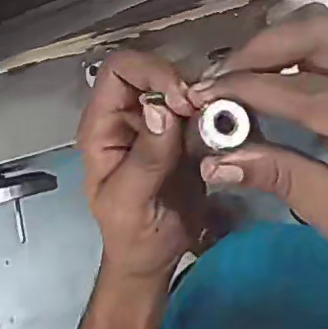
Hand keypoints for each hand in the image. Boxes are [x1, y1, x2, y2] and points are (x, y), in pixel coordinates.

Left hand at [76, 51, 204, 283]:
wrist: (153, 258)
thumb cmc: (130, 233)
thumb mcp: (131, 201)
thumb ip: (146, 157)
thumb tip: (160, 108)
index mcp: (102, 124)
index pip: (118, 70)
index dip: (149, 72)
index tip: (181, 98)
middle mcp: (126, 114)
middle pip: (150, 70)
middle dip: (180, 83)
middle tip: (205, 110)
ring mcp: (155, 121)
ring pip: (177, 84)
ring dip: (201, 96)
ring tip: (219, 121)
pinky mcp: (181, 132)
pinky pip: (198, 107)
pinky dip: (213, 110)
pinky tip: (225, 129)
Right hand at [187, 7, 327, 310]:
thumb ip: (282, 177)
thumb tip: (216, 160)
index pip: (311, 93)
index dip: (250, 90)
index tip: (204, 97)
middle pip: (317, 33)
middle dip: (259, 52)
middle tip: (218, 84)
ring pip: (321, 29)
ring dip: (272, 48)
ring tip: (236, 81)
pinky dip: (289, 55)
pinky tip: (266, 80)